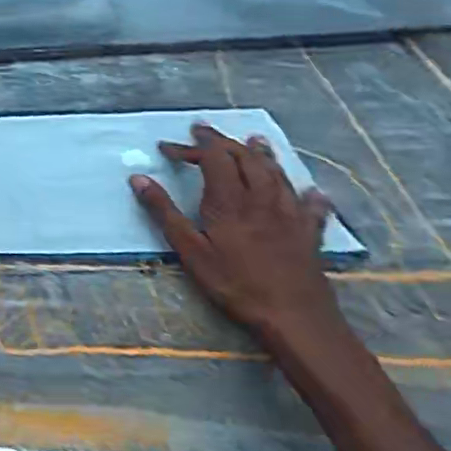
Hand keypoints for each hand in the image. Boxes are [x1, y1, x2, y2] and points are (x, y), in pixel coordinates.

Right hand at [131, 123, 341, 341]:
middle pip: (247, 160)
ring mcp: (290, 218)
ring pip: (278, 176)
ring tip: (254, 140)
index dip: (191, 148)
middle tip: (204, 131)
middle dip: (223, 142)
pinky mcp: (309, 236)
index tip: (167, 147)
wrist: (295, 318)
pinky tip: (311, 190)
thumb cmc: (233, 282)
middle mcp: (263, 202)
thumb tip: (138, 178)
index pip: (213, 160)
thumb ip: (163, 211)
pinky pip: (311, 207)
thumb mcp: (188, 249)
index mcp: (230, 202)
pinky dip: (307, 193)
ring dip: (262, 155)